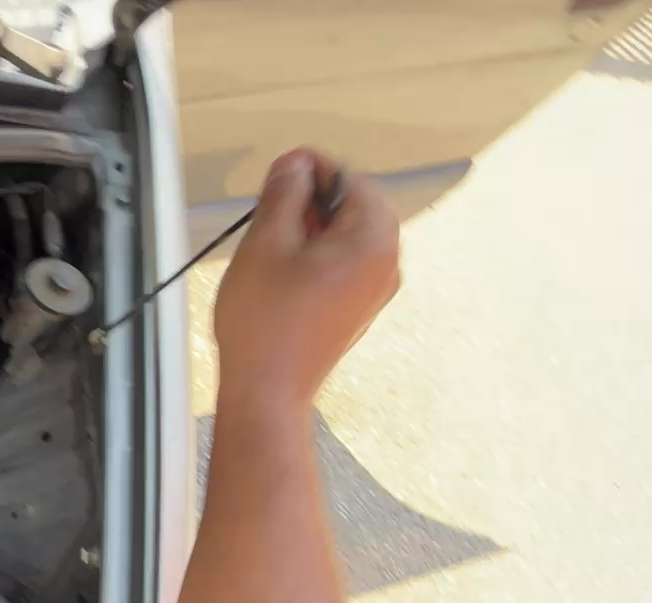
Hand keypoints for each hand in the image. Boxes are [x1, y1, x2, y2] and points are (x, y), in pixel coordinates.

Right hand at [213, 148, 400, 416]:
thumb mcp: (264, 246)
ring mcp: (376, 291)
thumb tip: (294, 163)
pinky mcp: (358, 313)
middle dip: (308, 206)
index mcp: (374, 236)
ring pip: (345, 242)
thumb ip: (282, 197)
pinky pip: (341, 270)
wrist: (267, 390)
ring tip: (267, 250)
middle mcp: (389, 260)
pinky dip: (314, 263)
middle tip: (263, 215)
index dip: (310, 170)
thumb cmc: (262, 318)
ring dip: (309, 236)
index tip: (275, 172)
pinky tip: (280, 280)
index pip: (349, 180)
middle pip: (351, 211)